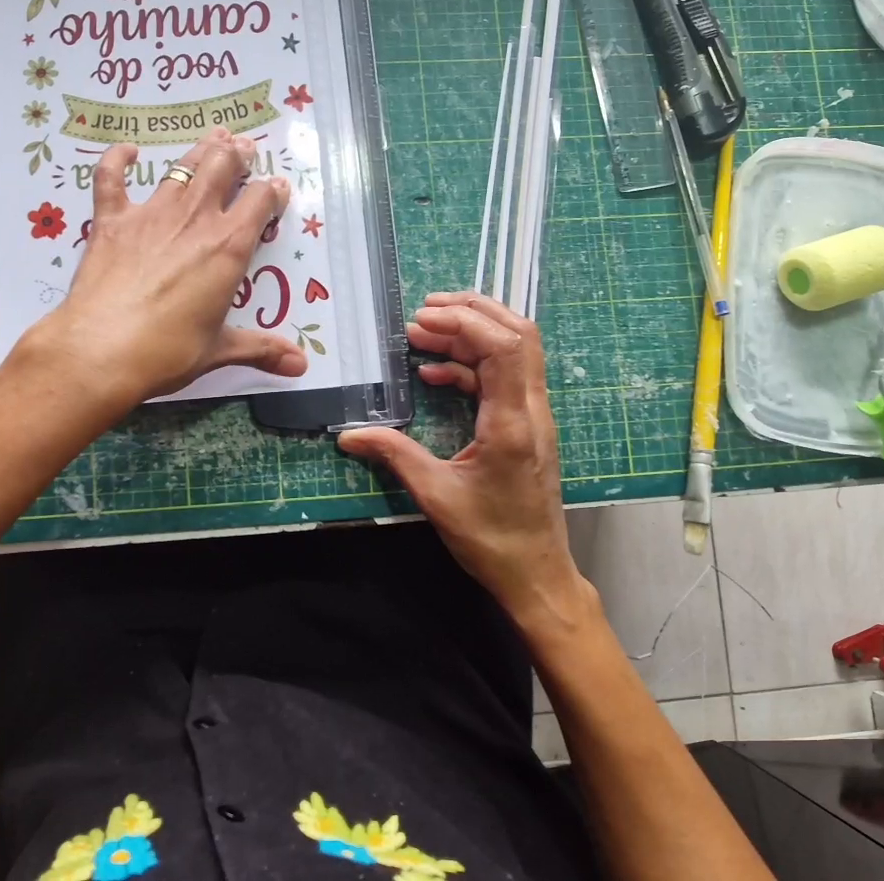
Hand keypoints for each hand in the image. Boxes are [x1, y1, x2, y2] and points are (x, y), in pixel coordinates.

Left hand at [16, 127, 302, 408]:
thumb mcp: (219, 350)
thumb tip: (301, 366)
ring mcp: (151, 214)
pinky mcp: (111, 220)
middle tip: (244, 148)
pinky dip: (118, 159)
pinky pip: (112, 177)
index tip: (278, 188)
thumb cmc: (167, 352)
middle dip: (238, 155)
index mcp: (228, 247)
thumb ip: (261, 350)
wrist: (102, 350)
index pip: (261, 202)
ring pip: (182, 167)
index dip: (273, 191)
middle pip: (223, 168)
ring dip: (201, 150)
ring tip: (214, 137)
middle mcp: (195, 219)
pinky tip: (127, 151)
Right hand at [338, 293, 585, 617]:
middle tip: (425, 311)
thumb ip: (394, 455)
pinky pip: (504, 379)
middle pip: (517, 335)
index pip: (503, 347)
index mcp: (511, 422)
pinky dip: (472, 366)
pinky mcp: (527, 427)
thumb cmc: (490, 538)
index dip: (465, 322)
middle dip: (473, 313)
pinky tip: (435, 374)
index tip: (422, 320)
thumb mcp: (435, 495)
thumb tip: (347, 435)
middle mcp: (531, 411)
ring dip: (473, 335)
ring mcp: (534, 417)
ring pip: (515, 352)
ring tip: (424, 334)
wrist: (536, 573)